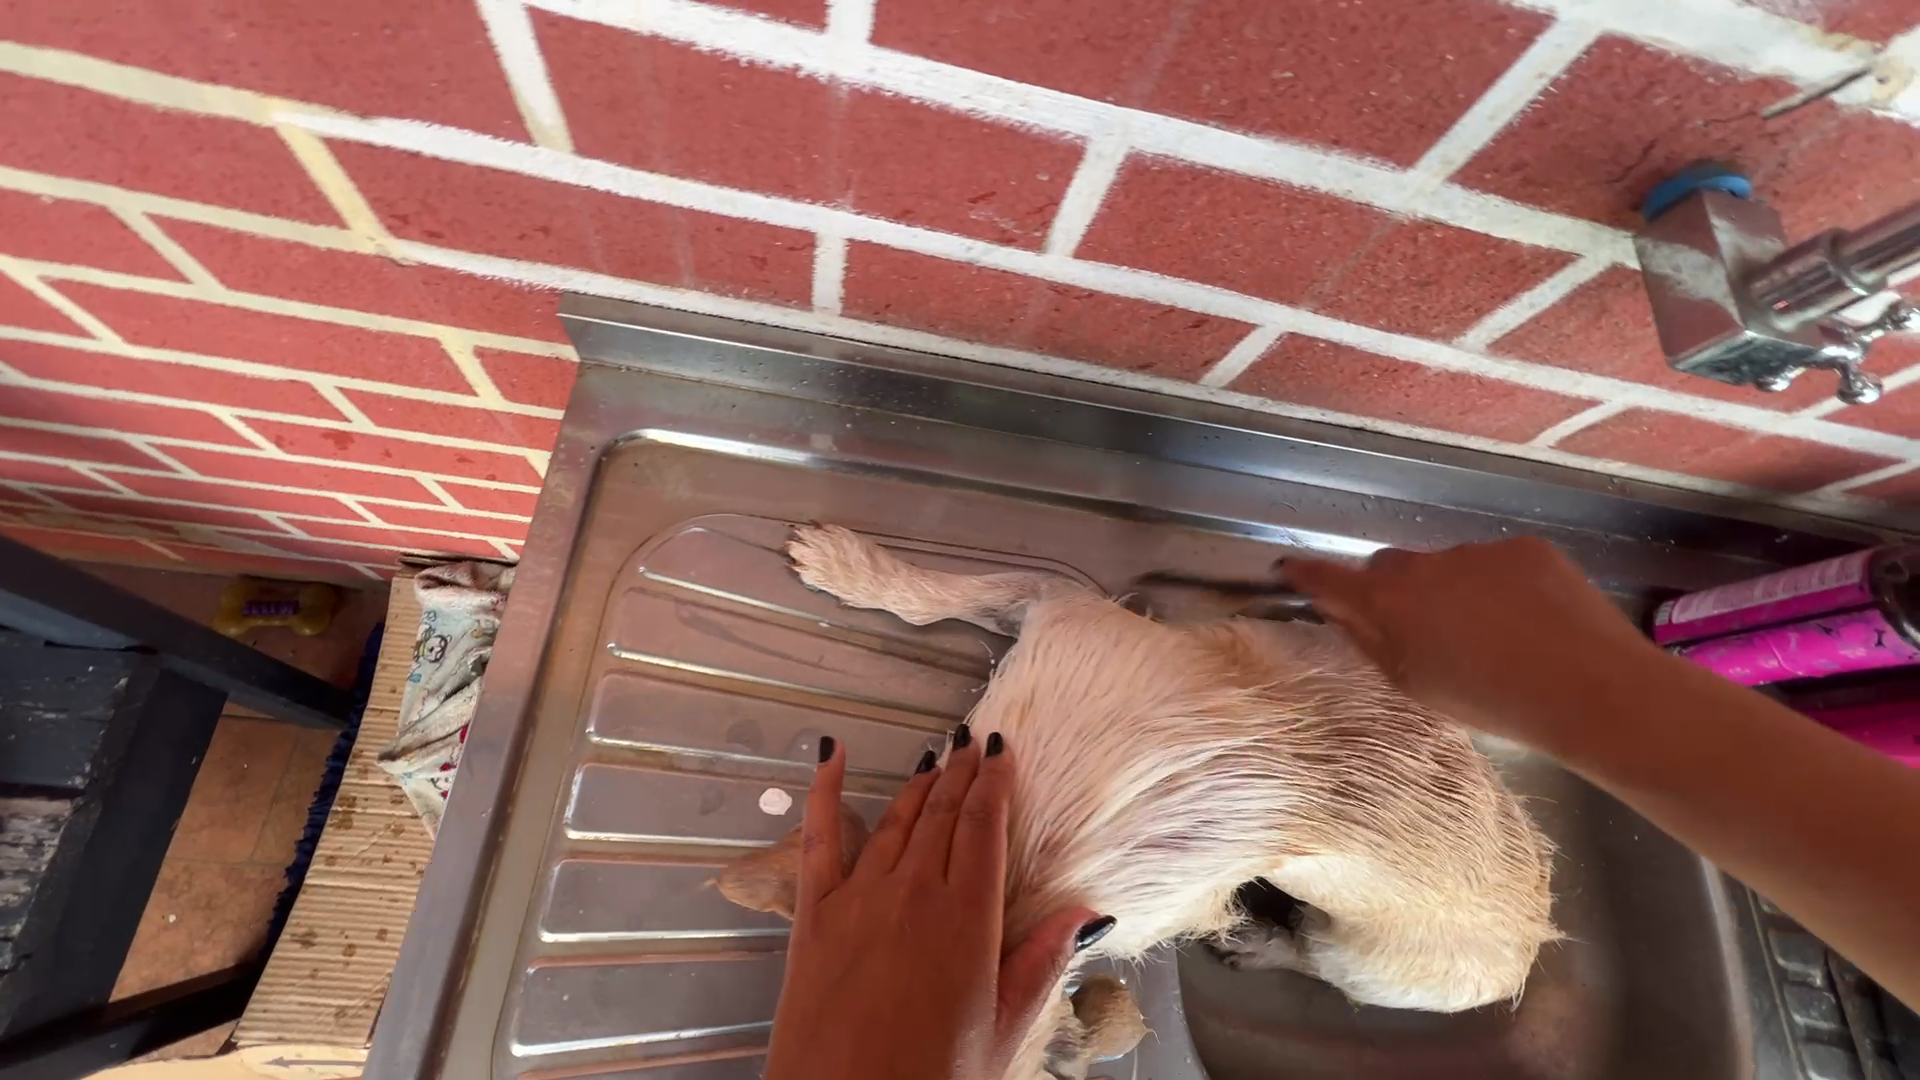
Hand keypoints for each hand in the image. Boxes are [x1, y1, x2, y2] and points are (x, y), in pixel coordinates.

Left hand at [763, 729, 1100, 1079]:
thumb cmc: (933, 1078)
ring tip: (936, 757)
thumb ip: (1040, 961)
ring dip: (920, 783)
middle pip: (943, 812)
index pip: (984, 826)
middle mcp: (915, 890)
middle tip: (972, 743)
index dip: (995, 783)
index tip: (1002, 752)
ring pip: (899, 818)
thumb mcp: (1003, 1030)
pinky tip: (831, 752)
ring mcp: (861, 894)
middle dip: (962, 773)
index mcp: (966, 916)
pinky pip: (821, 835)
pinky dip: (824, 788)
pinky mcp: (815, 909)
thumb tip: (1087, 911)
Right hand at [1281, 538, 1662, 750]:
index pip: (1326, 577)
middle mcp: (1419, 565)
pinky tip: (1526, 616)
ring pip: (1444, 565)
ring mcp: (1474, 551)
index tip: (1289, 568)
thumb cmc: (1487, 700)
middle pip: (1388, 567)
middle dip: (1393, 589)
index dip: (1304, 573)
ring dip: (1450, 588)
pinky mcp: (1524, 547)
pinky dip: (1497, 583)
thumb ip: (1365, 640)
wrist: (1593, 691)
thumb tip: (1339, 610)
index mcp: (1385, 601)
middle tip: (1421, 626)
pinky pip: (1493, 561)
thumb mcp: (1409, 682)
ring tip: (1490, 629)